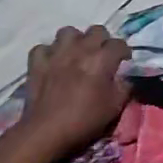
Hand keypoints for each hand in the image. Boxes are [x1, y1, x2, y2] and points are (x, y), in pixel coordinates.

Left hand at [13, 25, 130, 158]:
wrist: (47, 131)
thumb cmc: (85, 120)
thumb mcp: (116, 107)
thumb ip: (125, 87)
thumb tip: (125, 78)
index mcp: (102, 59)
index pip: (119, 43)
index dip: (124, 51)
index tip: (125, 61)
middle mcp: (80, 50)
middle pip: (96, 30)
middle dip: (103, 40)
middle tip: (102, 55)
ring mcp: (56, 54)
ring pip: (68, 32)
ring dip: (75, 41)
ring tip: (76, 53)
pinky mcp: (37, 63)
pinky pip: (43, 48)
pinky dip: (48, 53)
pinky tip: (52, 62)